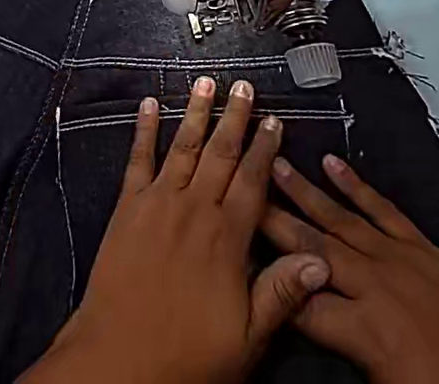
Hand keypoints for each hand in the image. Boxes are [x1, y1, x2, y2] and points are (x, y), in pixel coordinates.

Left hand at [20, 76, 331, 383]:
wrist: (117, 363)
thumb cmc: (185, 355)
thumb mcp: (246, 338)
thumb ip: (281, 293)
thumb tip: (320, 261)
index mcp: (226, 237)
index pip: (253, 180)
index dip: (265, 148)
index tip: (274, 121)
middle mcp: (194, 209)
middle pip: (221, 153)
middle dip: (235, 117)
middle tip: (243, 87)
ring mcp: (158, 203)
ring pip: (184, 147)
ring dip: (196, 113)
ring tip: (206, 83)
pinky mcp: (128, 207)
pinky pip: (137, 160)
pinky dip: (144, 130)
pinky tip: (149, 106)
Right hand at [263, 154, 438, 383]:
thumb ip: (343, 349)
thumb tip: (307, 325)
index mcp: (367, 330)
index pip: (299, 299)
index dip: (268, 281)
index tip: (241, 260)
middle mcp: (379, 286)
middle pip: (311, 247)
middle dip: (274, 220)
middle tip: (242, 193)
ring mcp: (401, 260)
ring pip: (341, 218)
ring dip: (306, 191)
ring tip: (277, 164)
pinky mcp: (423, 249)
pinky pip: (383, 210)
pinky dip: (356, 185)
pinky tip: (335, 166)